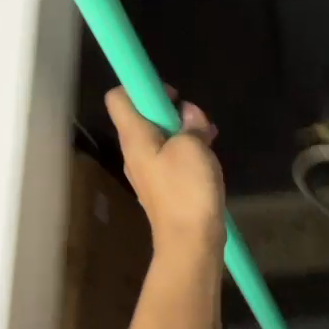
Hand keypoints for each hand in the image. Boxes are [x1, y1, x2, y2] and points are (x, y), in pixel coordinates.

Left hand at [105, 86, 224, 252]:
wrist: (190, 241)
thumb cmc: (187, 190)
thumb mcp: (193, 147)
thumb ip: (191, 125)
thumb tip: (190, 114)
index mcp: (135, 138)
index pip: (119, 98)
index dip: (141, 87)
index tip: (170, 94)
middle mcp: (135, 153)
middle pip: (143, 117)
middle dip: (171, 111)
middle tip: (196, 120)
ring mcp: (149, 172)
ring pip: (161, 138)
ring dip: (184, 133)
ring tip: (208, 139)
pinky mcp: (165, 188)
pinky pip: (172, 158)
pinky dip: (189, 152)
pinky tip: (209, 159)